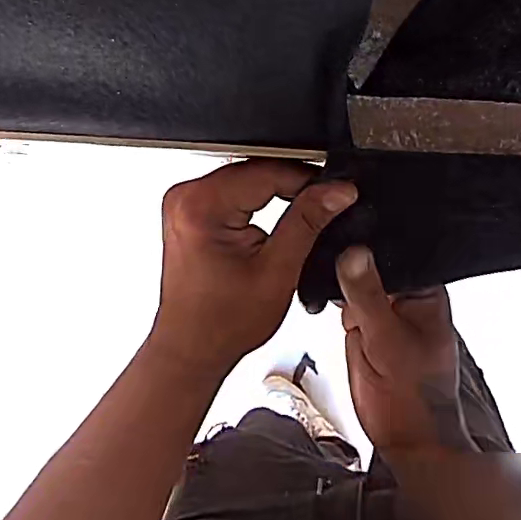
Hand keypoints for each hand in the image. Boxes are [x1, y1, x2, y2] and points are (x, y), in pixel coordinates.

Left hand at [147, 160, 356, 376]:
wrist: (191, 350)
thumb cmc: (221, 324)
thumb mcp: (278, 270)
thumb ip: (308, 221)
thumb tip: (336, 190)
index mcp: (202, 206)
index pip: (268, 171)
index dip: (308, 178)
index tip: (336, 188)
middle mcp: (186, 197)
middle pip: (256, 169)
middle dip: (294, 183)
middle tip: (327, 199)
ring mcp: (184, 201)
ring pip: (247, 175)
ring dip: (278, 188)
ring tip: (305, 209)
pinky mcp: (189, 208)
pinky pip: (233, 187)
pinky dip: (259, 196)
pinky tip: (277, 210)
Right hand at [336, 246, 472, 451]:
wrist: (406, 439)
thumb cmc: (418, 394)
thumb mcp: (389, 340)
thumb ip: (369, 295)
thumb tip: (354, 252)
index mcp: (424, 285)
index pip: (393, 246)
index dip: (367, 236)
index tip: (342, 228)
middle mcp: (403, 289)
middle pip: (370, 256)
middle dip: (349, 258)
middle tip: (334, 262)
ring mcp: (381, 303)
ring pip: (352, 274)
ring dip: (338, 278)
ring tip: (338, 296)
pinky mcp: (361, 320)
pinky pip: (341, 296)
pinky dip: (331, 297)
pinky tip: (329, 302)